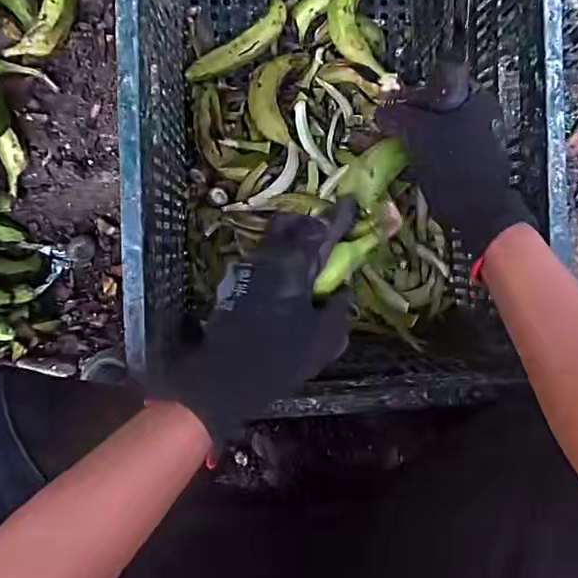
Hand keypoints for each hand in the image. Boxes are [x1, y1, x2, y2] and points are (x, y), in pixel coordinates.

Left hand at [155, 199, 356, 437]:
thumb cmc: (281, 356)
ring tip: (312, 264)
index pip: (322, 228)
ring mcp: (250, 268)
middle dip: (312, 223)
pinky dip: (282, 262)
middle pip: (291, 224)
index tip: (352, 202)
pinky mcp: (238, 283)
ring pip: (275, 241)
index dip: (340, 215)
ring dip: (294, 243)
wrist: (225, 375)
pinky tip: (291, 285)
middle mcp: (270, 256)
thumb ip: (340, 309)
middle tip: (330, 235)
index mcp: (295, 263)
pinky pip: (266, 260)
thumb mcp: (326, 339)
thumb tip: (341, 291)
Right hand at [378, 88, 535, 260]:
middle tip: (380, 126)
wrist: (479, 216)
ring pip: (427, 130)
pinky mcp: (460, 162)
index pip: (434, 82)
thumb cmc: (457, 169)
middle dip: (401, 117)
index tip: (389, 105)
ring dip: (402, 136)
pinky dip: (412, 153)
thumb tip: (380, 111)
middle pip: (429, 107)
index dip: (409, 93)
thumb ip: (400, 117)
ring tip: (378, 144)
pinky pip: (430, 150)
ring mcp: (468, 141)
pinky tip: (394, 160)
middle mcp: (475, 115)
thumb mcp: (422, 136)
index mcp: (473, 99)